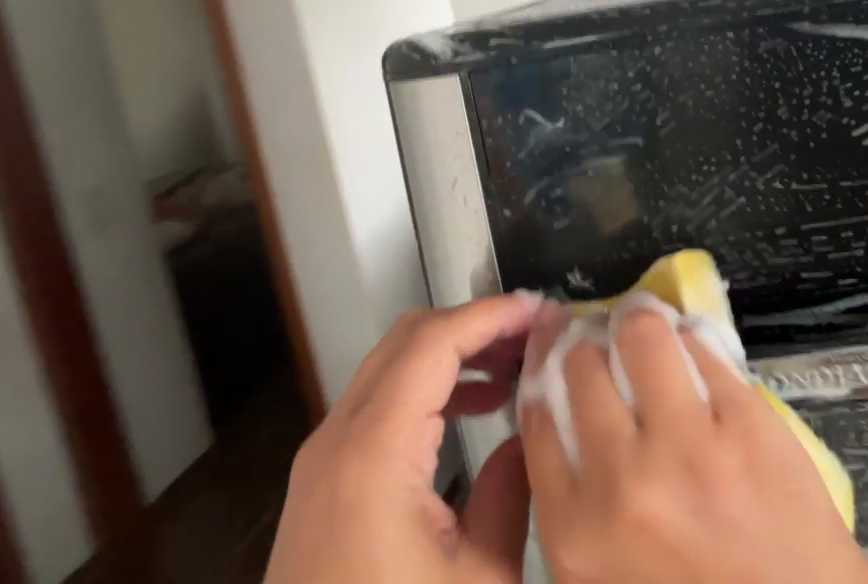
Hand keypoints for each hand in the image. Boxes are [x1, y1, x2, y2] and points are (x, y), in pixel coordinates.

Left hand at [265, 292, 540, 583]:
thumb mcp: (481, 579)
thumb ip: (512, 490)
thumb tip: (531, 431)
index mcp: (373, 454)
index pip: (433, 342)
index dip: (491, 314)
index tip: (544, 310)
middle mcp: (337, 440)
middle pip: (408, 340)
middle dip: (477, 323)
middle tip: (538, 332)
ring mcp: (323, 460)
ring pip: (393, 366)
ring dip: (455, 352)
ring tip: (518, 364)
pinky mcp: (323, 481)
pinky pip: (381, 403)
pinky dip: (431, 385)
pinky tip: (478, 406)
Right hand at [521, 301, 867, 583]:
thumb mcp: (599, 577)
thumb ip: (570, 503)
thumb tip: (556, 415)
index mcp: (577, 529)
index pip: (537, 417)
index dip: (540, 364)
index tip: (550, 341)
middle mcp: (623, 478)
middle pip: (582, 367)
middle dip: (585, 338)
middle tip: (598, 332)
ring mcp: (689, 443)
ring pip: (642, 337)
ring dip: (637, 319)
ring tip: (641, 320)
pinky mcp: (746, 420)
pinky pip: (702, 347)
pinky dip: (691, 336)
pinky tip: (690, 340)